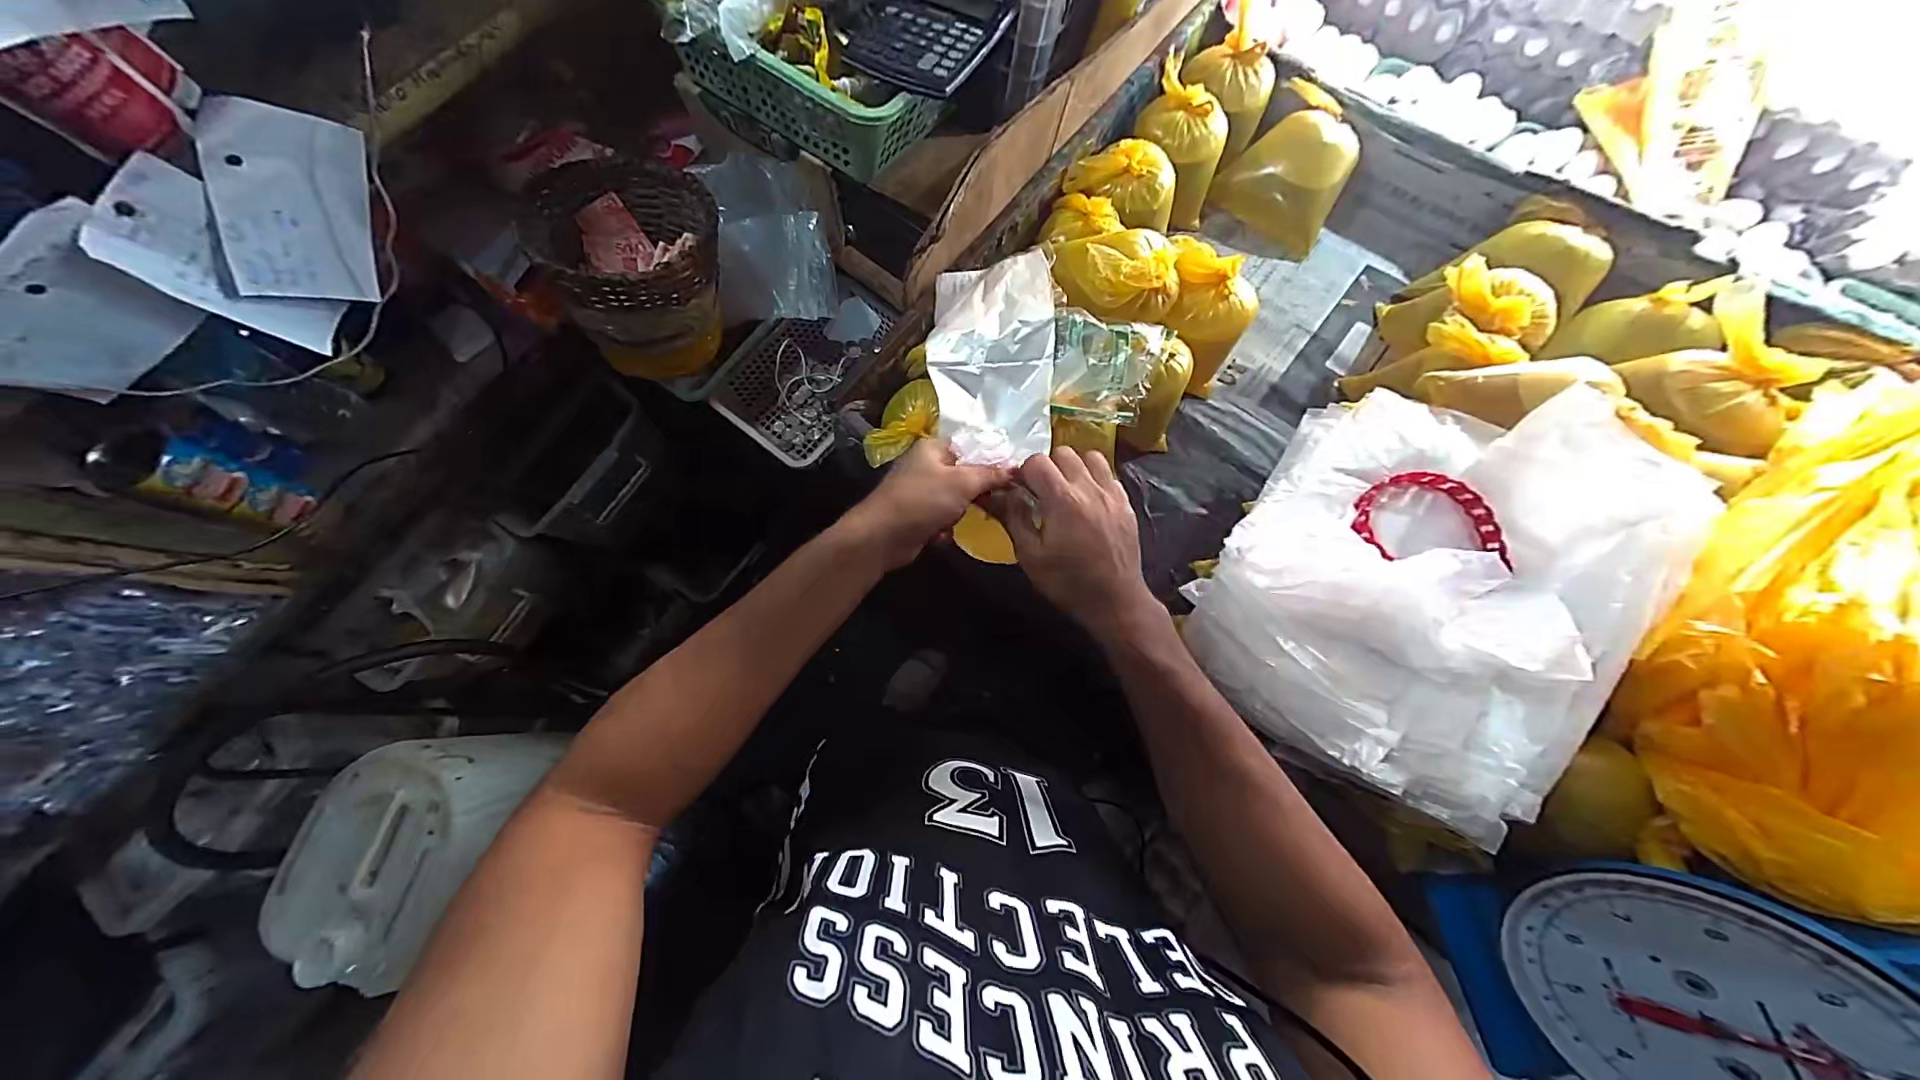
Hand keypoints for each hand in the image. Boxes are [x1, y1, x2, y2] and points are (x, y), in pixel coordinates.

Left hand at [842, 439, 1013, 569]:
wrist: (882, 537)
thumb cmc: (922, 500)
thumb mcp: (962, 482)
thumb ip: (990, 474)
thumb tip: (1016, 468)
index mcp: (933, 448)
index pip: (972, 447)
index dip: (993, 460)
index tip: (1013, 475)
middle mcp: (927, 467)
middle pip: (966, 476)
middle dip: (977, 493)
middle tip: (995, 502)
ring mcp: (922, 493)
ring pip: (958, 501)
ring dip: (959, 515)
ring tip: (955, 521)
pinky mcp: (919, 517)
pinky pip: (945, 520)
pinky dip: (945, 529)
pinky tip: (939, 536)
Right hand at [987, 448, 1161, 642]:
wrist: (1114, 601)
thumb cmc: (1067, 583)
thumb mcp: (1030, 556)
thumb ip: (1014, 518)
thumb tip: (1002, 493)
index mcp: (1062, 500)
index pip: (1037, 462)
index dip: (1024, 473)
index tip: (1021, 490)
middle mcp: (1089, 489)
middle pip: (1064, 453)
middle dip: (1048, 466)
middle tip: (1041, 491)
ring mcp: (1112, 494)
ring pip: (1090, 456)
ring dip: (1074, 467)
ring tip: (1066, 490)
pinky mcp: (1126, 503)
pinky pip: (1109, 474)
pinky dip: (1094, 478)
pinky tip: (1087, 500)